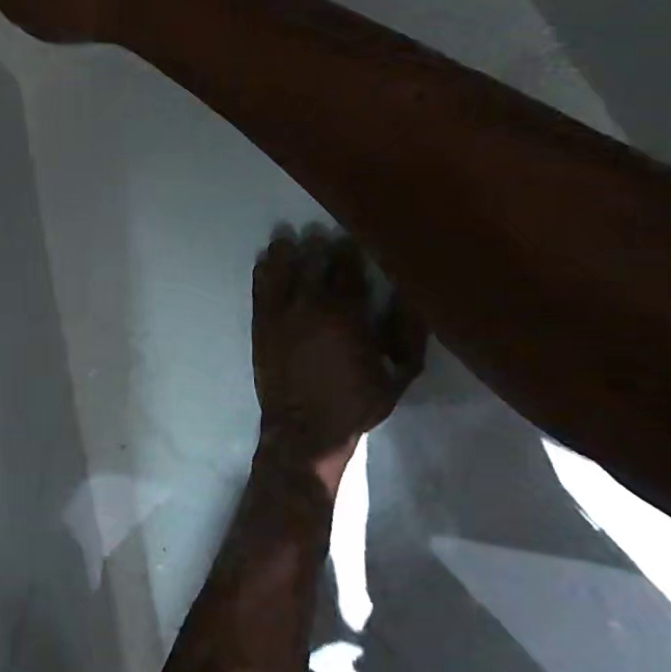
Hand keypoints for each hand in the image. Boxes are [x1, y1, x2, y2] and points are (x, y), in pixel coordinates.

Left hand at [251, 225, 427, 490]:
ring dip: (291, 252)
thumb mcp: (397, 376)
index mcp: (348, 312)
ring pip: (285, 266)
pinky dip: (265, 269)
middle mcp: (312, 303)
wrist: (303, 431)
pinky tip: (268, 260)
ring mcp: (282, 310)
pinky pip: (261, 286)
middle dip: (323, 250)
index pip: (349, 267)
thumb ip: (407, 334)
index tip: (353, 243)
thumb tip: (410, 297)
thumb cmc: (355, 405)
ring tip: (293, 240)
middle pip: (317, 262)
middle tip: (325, 241)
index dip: (351, 252)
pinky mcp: (261, 322)